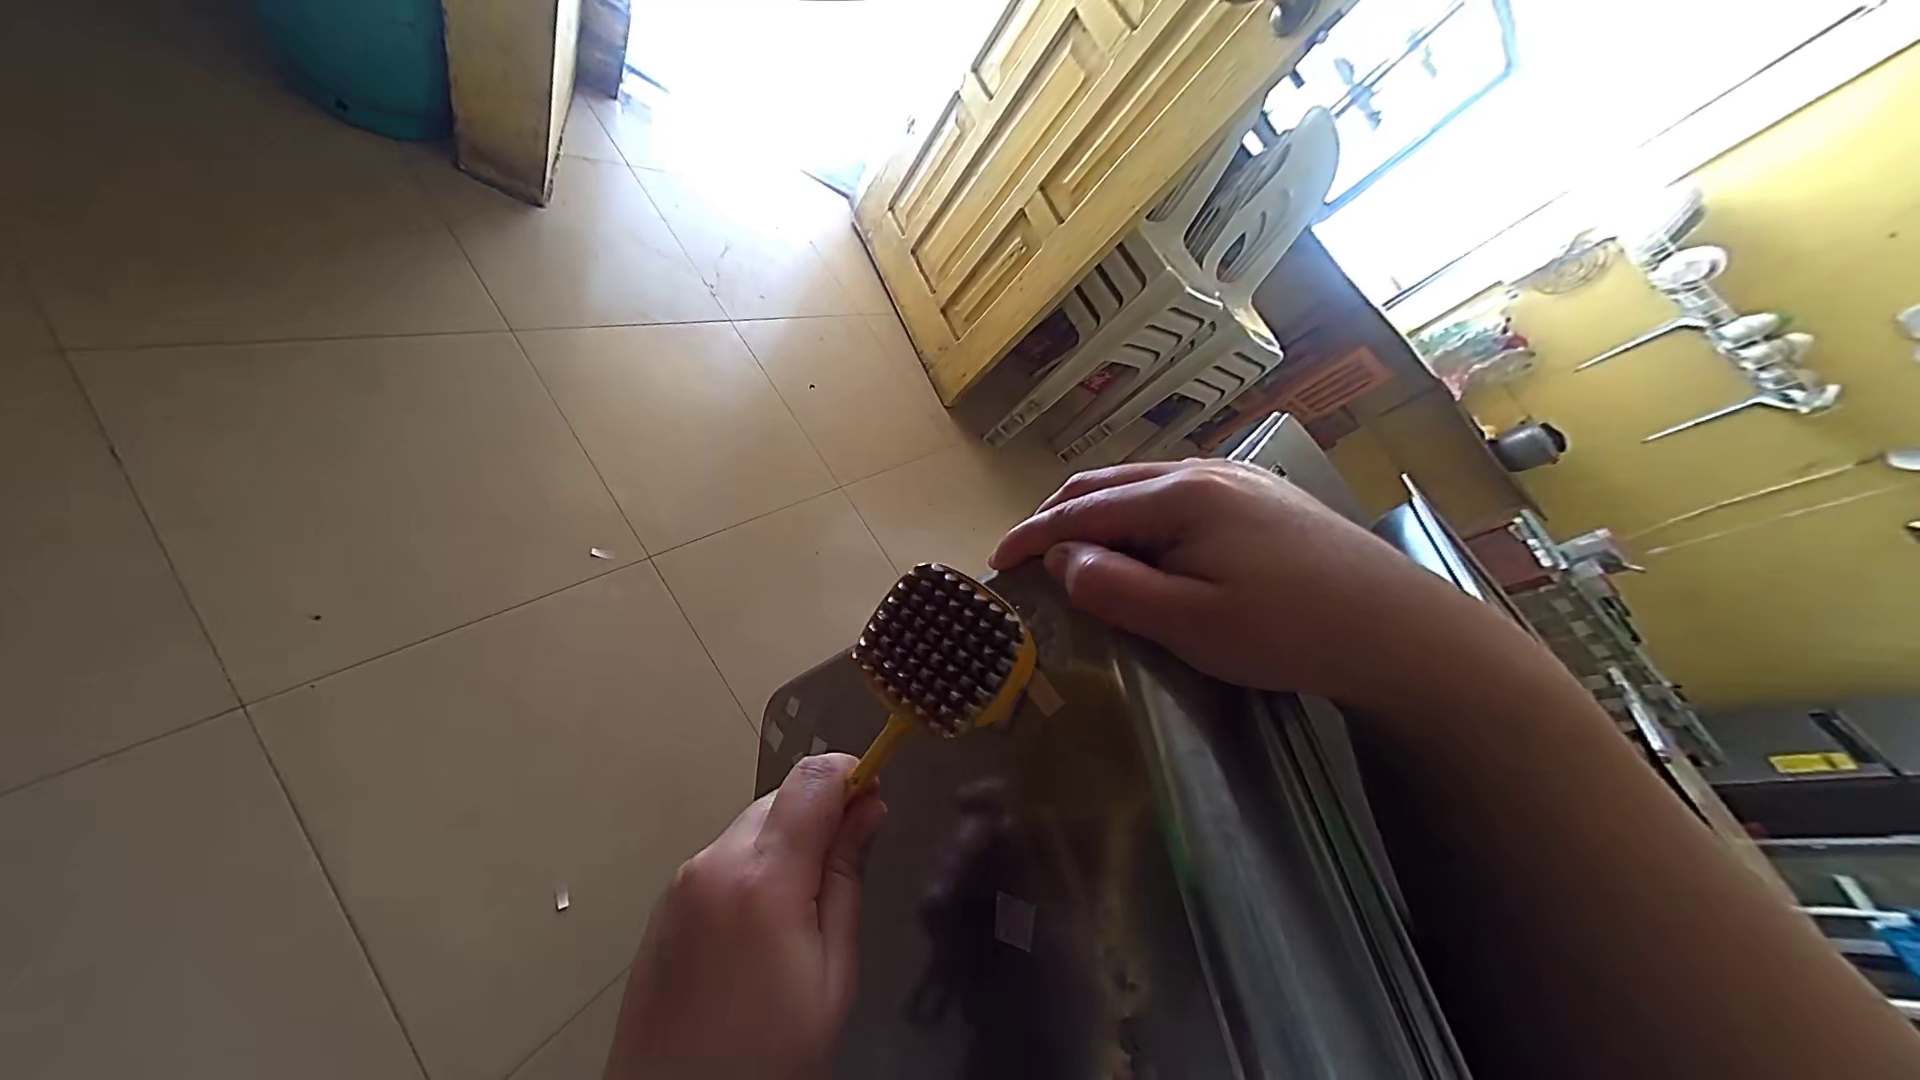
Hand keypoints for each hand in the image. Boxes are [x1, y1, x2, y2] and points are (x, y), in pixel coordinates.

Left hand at [603, 754, 886, 1079]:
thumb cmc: (765, 1060)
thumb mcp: (833, 972)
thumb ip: (848, 876)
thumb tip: (868, 810)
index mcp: (762, 879)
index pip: (813, 780)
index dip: (851, 774)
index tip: (874, 797)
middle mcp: (714, 865)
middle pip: (783, 797)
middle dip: (821, 813)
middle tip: (847, 864)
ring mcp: (682, 883)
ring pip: (754, 824)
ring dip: (788, 839)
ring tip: (803, 909)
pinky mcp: (665, 904)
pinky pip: (725, 856)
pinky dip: (755, 864)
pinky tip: (762, 924)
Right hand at [988, 459, 1501, 709]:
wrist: (1401, 629)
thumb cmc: (1290, 632)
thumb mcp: (1191, 624)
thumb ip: (1115, 588)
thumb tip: (1062, 559)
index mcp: (1179, 497)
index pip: (1082, 510)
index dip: (1032, 535)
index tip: (997, 563)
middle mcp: (1200, 471)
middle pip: (1104, 484)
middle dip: (1055, 516)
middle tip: (1026, 555)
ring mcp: (1232, 477)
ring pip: (1137, 483)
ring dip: (1093, 511)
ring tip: (1071, 547)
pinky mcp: (1254, 494)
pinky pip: (1169, 490)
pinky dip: (1131, 512)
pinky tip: (1136, 537)